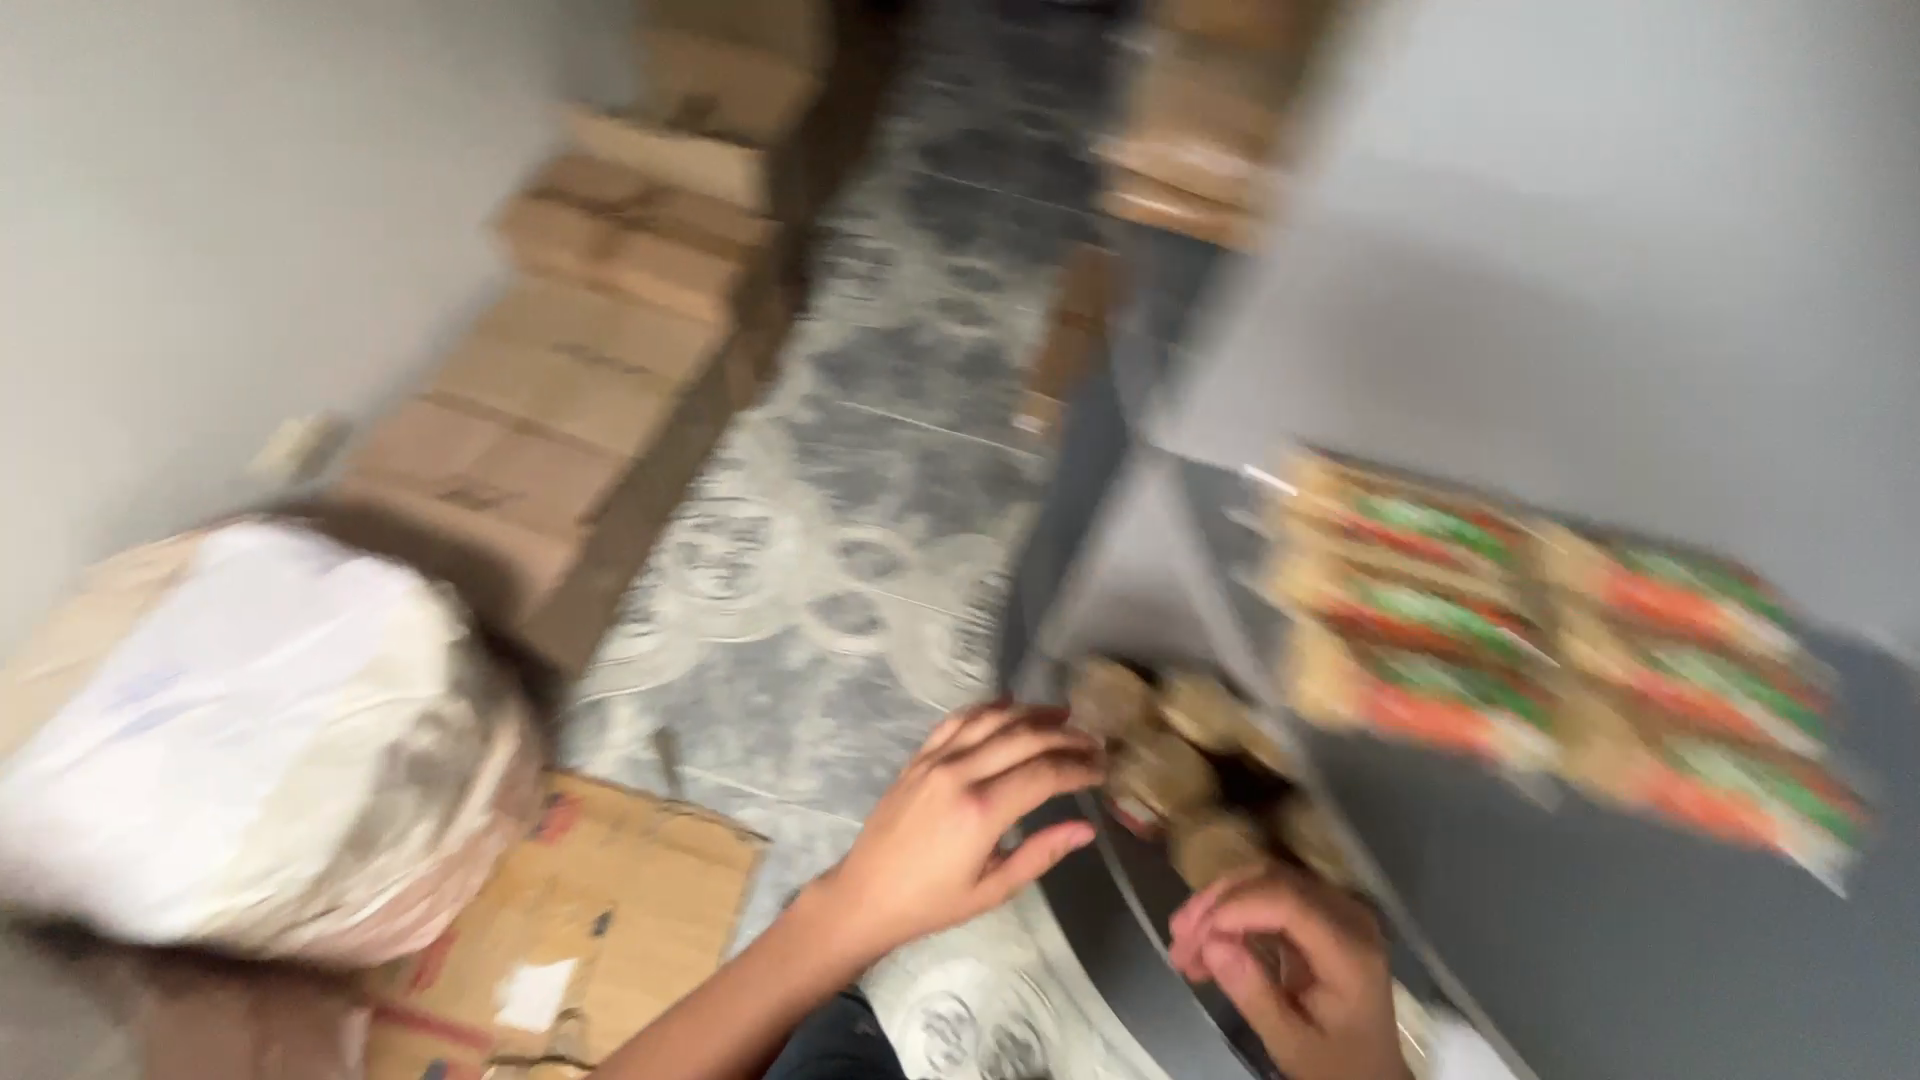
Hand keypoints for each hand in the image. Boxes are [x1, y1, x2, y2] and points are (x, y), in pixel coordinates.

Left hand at [811, 701, 1105, 960]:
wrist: (866, 894)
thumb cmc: (932, 902)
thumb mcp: (993, 890)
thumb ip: (1041, 853)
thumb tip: (1086, 829)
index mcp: (981, 810)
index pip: (1045, 774)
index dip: (1079, 768)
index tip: (1102, 769)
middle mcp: (960, 772)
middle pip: (1024, 738)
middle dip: (1065, 737)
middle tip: (1093, 742)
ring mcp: (936, 759)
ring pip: (992, 719)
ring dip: (1031, 713)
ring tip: (1062, 716)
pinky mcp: (919, 756)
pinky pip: (957, 719)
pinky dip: (986, 707)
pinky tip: (1009, 704)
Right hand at [1169, 866, 1408, 1079]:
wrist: (1372, 1076)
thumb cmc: (1336, 1067)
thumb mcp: (1293, 1047)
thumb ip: (1254, 995)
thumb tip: (1211, 943)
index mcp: (1350, 951)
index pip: (1288, 901)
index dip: (1236, 906)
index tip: (1194, 934)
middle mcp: (1346, 915)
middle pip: (1271, 880)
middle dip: (1217, 903)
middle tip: (1178, 938)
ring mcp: (1333, 908)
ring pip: (1262, 879)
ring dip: (1217, 904)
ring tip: (1182, 942)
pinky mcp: (1318, 910)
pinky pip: (1266, 893)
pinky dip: (1231, 911)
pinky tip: (1205, 940)